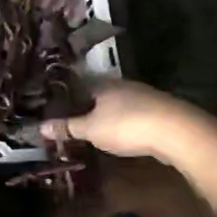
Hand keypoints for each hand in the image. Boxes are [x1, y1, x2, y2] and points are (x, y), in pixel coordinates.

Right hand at [39, 80, 206, 160]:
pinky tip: (123, 133)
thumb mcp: (90, 130)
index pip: (79, 84)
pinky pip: (135, 113)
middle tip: (75, 119)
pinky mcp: (160, 110)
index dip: (68, 95)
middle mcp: (123, 85)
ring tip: (97, 128)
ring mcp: (145, 96)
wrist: (176, 131)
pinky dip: (126, 122)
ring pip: (119, 103)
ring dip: (109, 114)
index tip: (57, 106)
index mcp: (103, 84)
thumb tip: (40, 127)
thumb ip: (67, 128)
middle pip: (100, 93)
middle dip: (89, 105)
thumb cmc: (125, 126)